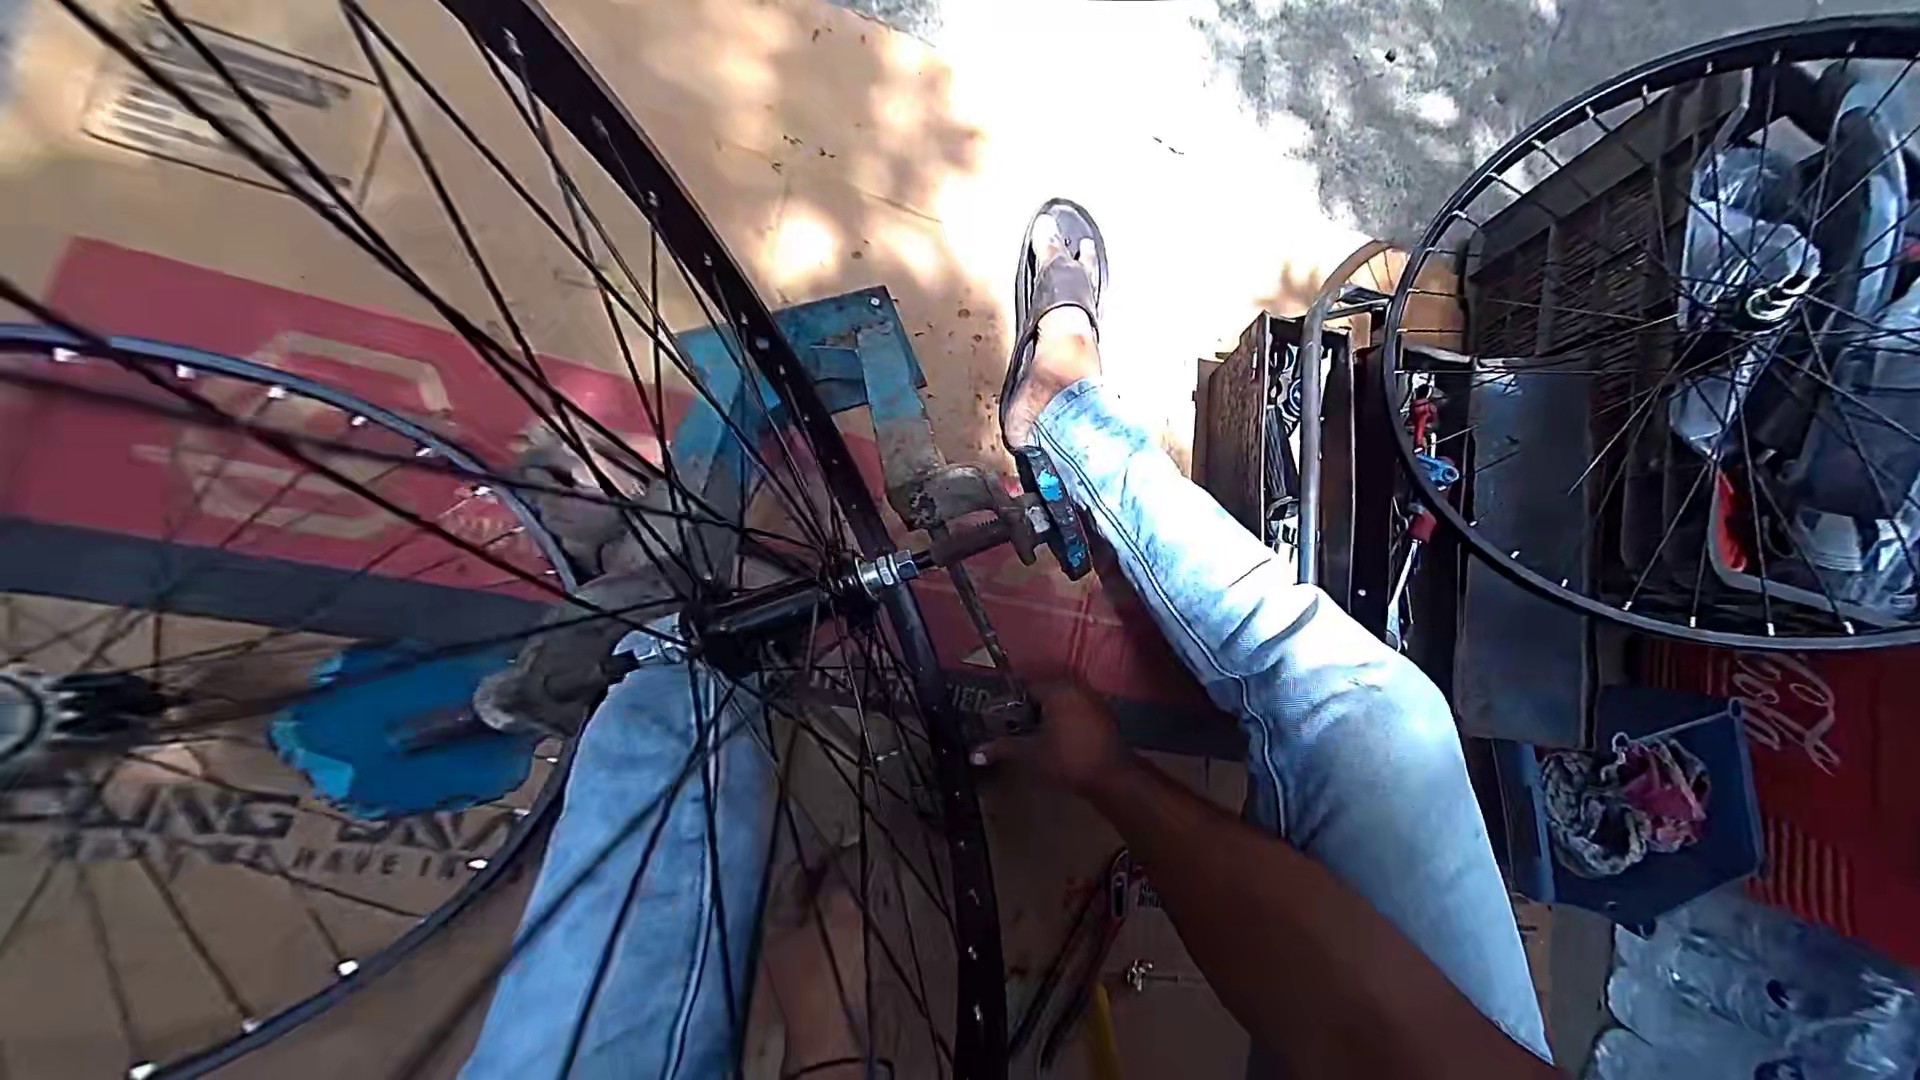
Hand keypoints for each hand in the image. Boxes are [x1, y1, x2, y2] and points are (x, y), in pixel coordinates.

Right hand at [971, 683, 1127, 796]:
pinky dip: (1068, 723)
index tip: (1004, 721)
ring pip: (1063, 704)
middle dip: (1032, 711)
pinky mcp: (1105, 718)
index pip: (1026, 687)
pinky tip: (1061, 743)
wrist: (1113, 779)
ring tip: (1038, 739)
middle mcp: (1076, 688)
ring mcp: (1094, 701)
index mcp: (1056, 689)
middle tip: (1019, 731)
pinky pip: (1078, 713)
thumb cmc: (1067, 760)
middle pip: (1045, 694)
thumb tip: (974, 753)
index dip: (1013, 704)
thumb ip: (1003, 748)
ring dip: (1051, 717)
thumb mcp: (1030, 754)